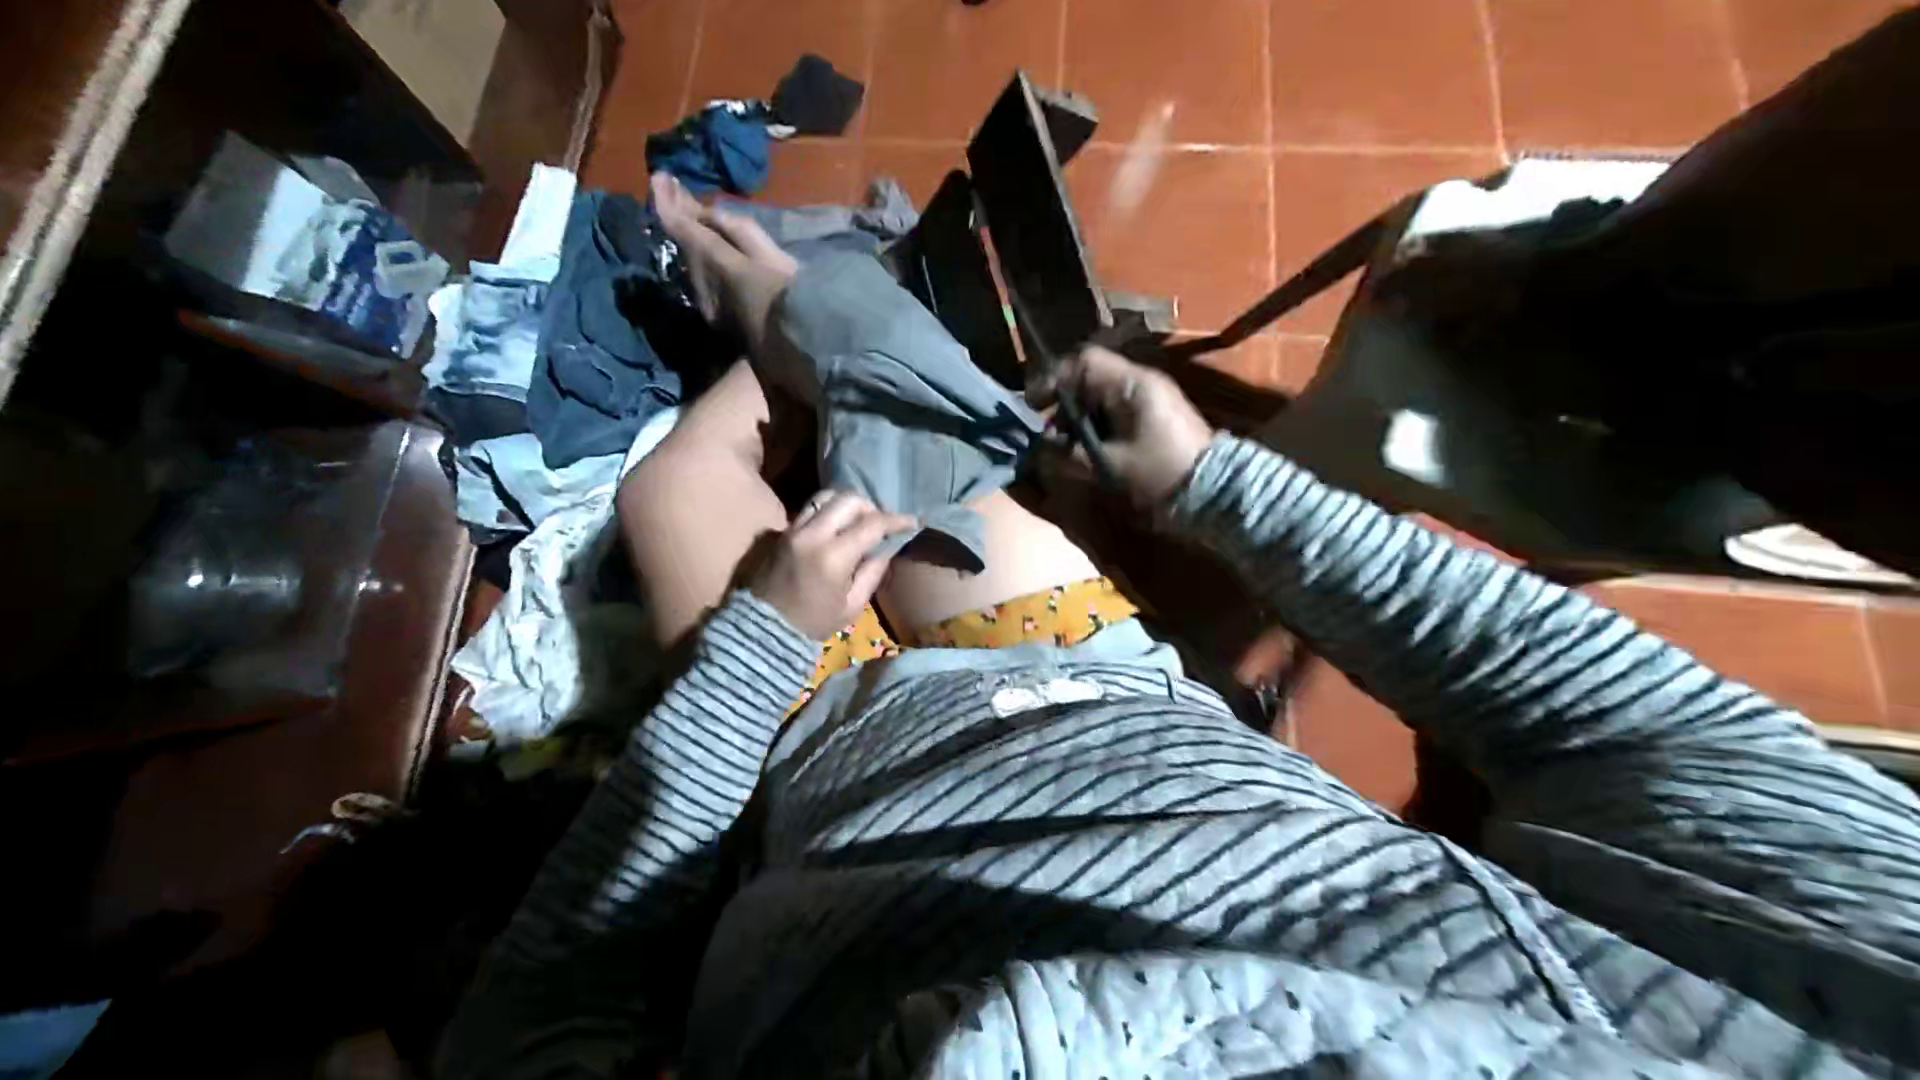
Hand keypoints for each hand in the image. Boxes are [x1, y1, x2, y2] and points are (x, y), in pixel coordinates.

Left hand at [750, 491, 915, 639]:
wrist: (765, 628)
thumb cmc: (814, 622)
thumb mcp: (852, 605)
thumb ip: (873, 572)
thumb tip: (887, 547)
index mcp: (834, 556)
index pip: (873, 524)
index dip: (897, 520)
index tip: (912, 522)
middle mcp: (813, 534)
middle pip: (850, 499)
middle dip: (872, 507)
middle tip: (881, 523)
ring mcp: (794, 529)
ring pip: (827, 496)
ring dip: (848, 504)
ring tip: (858, 521)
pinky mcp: (783, 531)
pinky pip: (811, 508)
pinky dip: (829, 511)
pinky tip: (837, 528)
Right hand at [1036, 346, 1215, 503]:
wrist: (1215, 491)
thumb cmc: (1161, 472)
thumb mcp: (1109, 465)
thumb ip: (1070, 454)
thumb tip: (1041, 448)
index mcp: (1131, 384)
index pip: (1082, 362)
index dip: (1053, 380)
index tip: (1034, 407)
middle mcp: (1141, 381)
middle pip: (1088, 378)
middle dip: (1063, 405)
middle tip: (1050, 435)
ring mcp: (1150, 397)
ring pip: (1100, 395)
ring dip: (1078, 418)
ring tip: (1067, 448)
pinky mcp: (1154, 414)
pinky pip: (1115, 409)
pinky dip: (1097, 425)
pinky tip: (1090, 449)